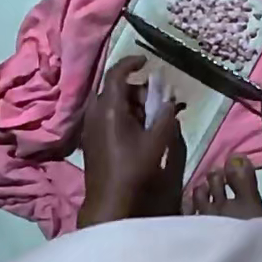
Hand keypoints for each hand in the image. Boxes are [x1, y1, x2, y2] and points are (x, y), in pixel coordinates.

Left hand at [79, 56, 185, 226]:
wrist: (109, 200)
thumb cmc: (133, 168)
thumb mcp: (157, 141)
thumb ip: (166, 116)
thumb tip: (170, 101)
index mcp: (108, 108)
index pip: (116, 73)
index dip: (131, 62)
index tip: (147, 61)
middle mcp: (95, 112)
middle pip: (117, 89)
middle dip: (140, 90)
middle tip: (161, 101)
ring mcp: (91, 126)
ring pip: (114, 104)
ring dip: (135, 105)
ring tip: (156, 118)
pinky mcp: (93, 139)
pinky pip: (110, 117)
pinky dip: (127, 116)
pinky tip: (143, 130)